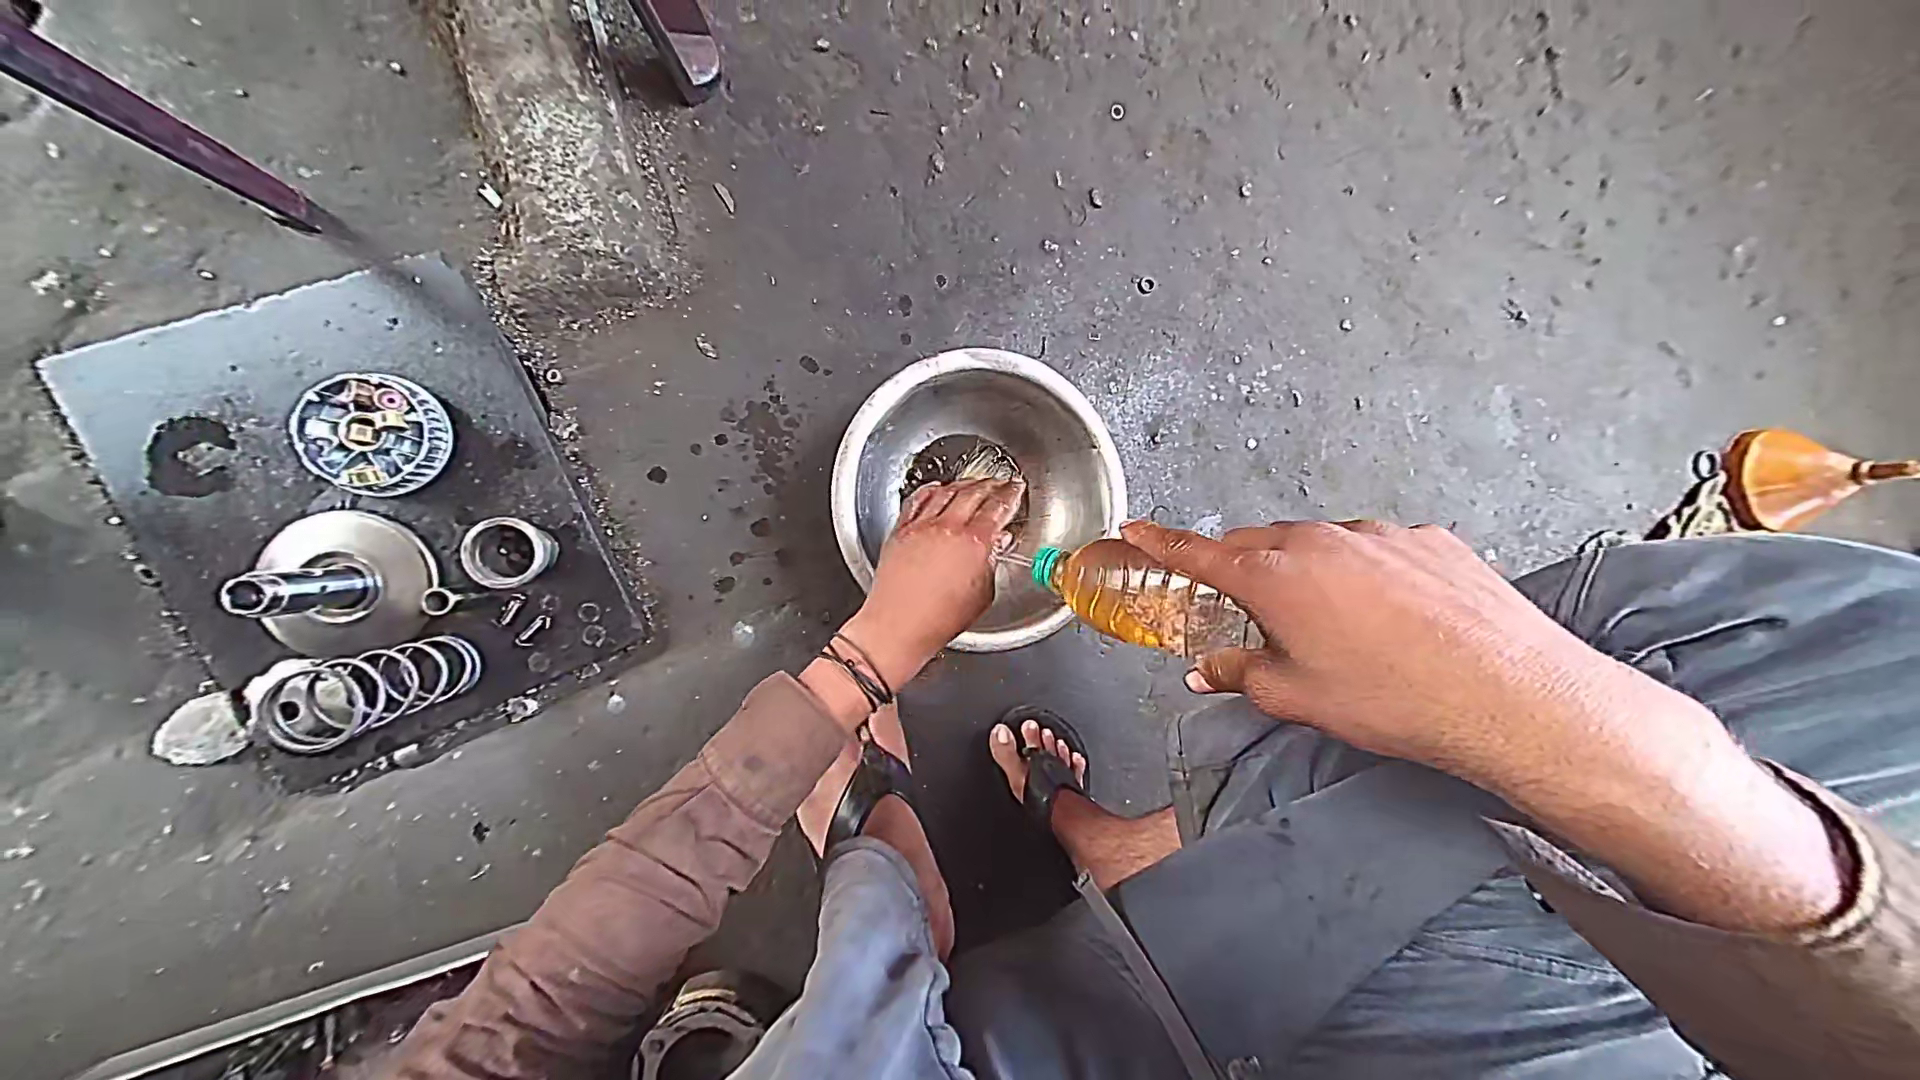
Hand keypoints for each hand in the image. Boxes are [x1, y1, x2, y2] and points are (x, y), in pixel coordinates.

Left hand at [841, 479, 1024, 687]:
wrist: (898, 626)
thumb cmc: (938, 619)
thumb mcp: (982, 595)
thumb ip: (992, 564)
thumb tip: (996, 546)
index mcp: (974, 542)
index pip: (998, 507)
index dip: (1010, 495)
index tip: (1015, 490)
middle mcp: (947, 527)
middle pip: (974, 493)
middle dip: (991, 484)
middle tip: (1000, 482)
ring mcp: (922, 526)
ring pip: (947, 491)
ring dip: (964, 483)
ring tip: (973, 483)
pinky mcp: (901, 531)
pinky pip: (918, 500)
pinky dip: (931, 490)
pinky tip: (937, 488)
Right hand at [1123, 518, 1707, 795]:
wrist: (1519, 700)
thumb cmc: (1398, 700)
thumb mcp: (1297, 697)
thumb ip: (1240, 673)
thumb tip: (1208, 670)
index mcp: (1276, 576)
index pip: (1198, 552)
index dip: (1161, 542)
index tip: (1138, 529)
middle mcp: (1321, 542)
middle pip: (1257, 544)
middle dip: (1243, 570)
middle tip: (1250, 611)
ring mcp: (1378, 535)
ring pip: (1315, 544)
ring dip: (1305, 572)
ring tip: (1333, 625)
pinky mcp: (1428, 540)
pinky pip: (1372, 546)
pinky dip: (1361, 571)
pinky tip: (1388, 615)